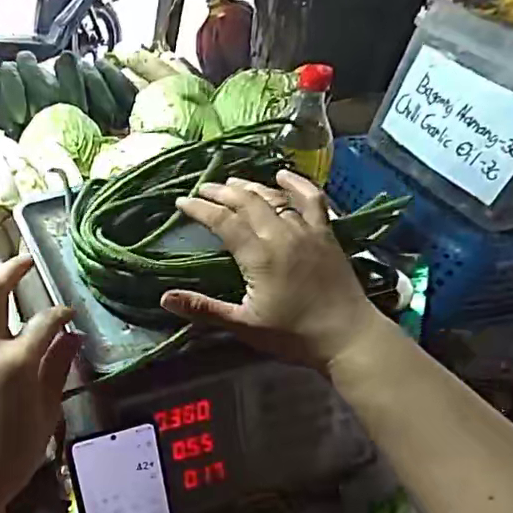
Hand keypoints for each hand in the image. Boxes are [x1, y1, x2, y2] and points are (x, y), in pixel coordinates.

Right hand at [162, 170, 386, 366]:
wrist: (347, 336)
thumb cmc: (292, 335)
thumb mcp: (243, 324)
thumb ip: (204, 308)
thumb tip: (164, 298)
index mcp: (260, 256)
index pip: (224, 222)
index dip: (200, 209)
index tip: (181, 202)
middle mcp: (283, 236)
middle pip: (248, 203)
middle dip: (222, 193)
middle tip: (202, 189)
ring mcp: (308, 232)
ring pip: (275, 198)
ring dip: (251, 187)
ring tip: (231, 183)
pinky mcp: (327, 235)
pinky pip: (311, 200)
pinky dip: (296, 184)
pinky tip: (283, 176)